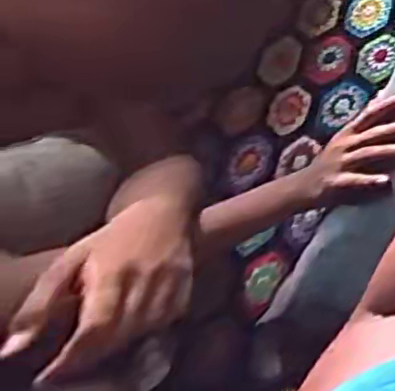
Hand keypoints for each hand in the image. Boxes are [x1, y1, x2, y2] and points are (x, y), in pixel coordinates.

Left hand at [2, 195, 193, 383]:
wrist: (165, 208)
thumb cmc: (109, 238)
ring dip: (123, 344)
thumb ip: (38, 305)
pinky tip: (133, 331)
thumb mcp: (65, 264)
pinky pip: (173, 311)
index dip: (72, 358)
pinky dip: (152, 328)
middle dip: (93, 356)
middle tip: (69, 366)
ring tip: (99, 350)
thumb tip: (11, 350)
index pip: (95, 327)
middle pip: (123, 330)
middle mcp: (147, 276)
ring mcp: (173, 274)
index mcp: (112, 274)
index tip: (49, 375)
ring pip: (150, 324)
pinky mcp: (189, 275)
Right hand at [299, 92, 394, 206]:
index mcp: (349, 133)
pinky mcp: (334, 183)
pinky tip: (386, 181)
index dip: (389, 104)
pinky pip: (353, 181)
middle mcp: (345, 145)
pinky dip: (369, 180)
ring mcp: (339, 164)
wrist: (298, 188)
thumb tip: (382, 95)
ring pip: (366, 154)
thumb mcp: (346, 137)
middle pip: (372, 134)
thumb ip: (366, 120)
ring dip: (387, 150)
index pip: (370, 114)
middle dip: (393, 128)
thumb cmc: (332, 158)